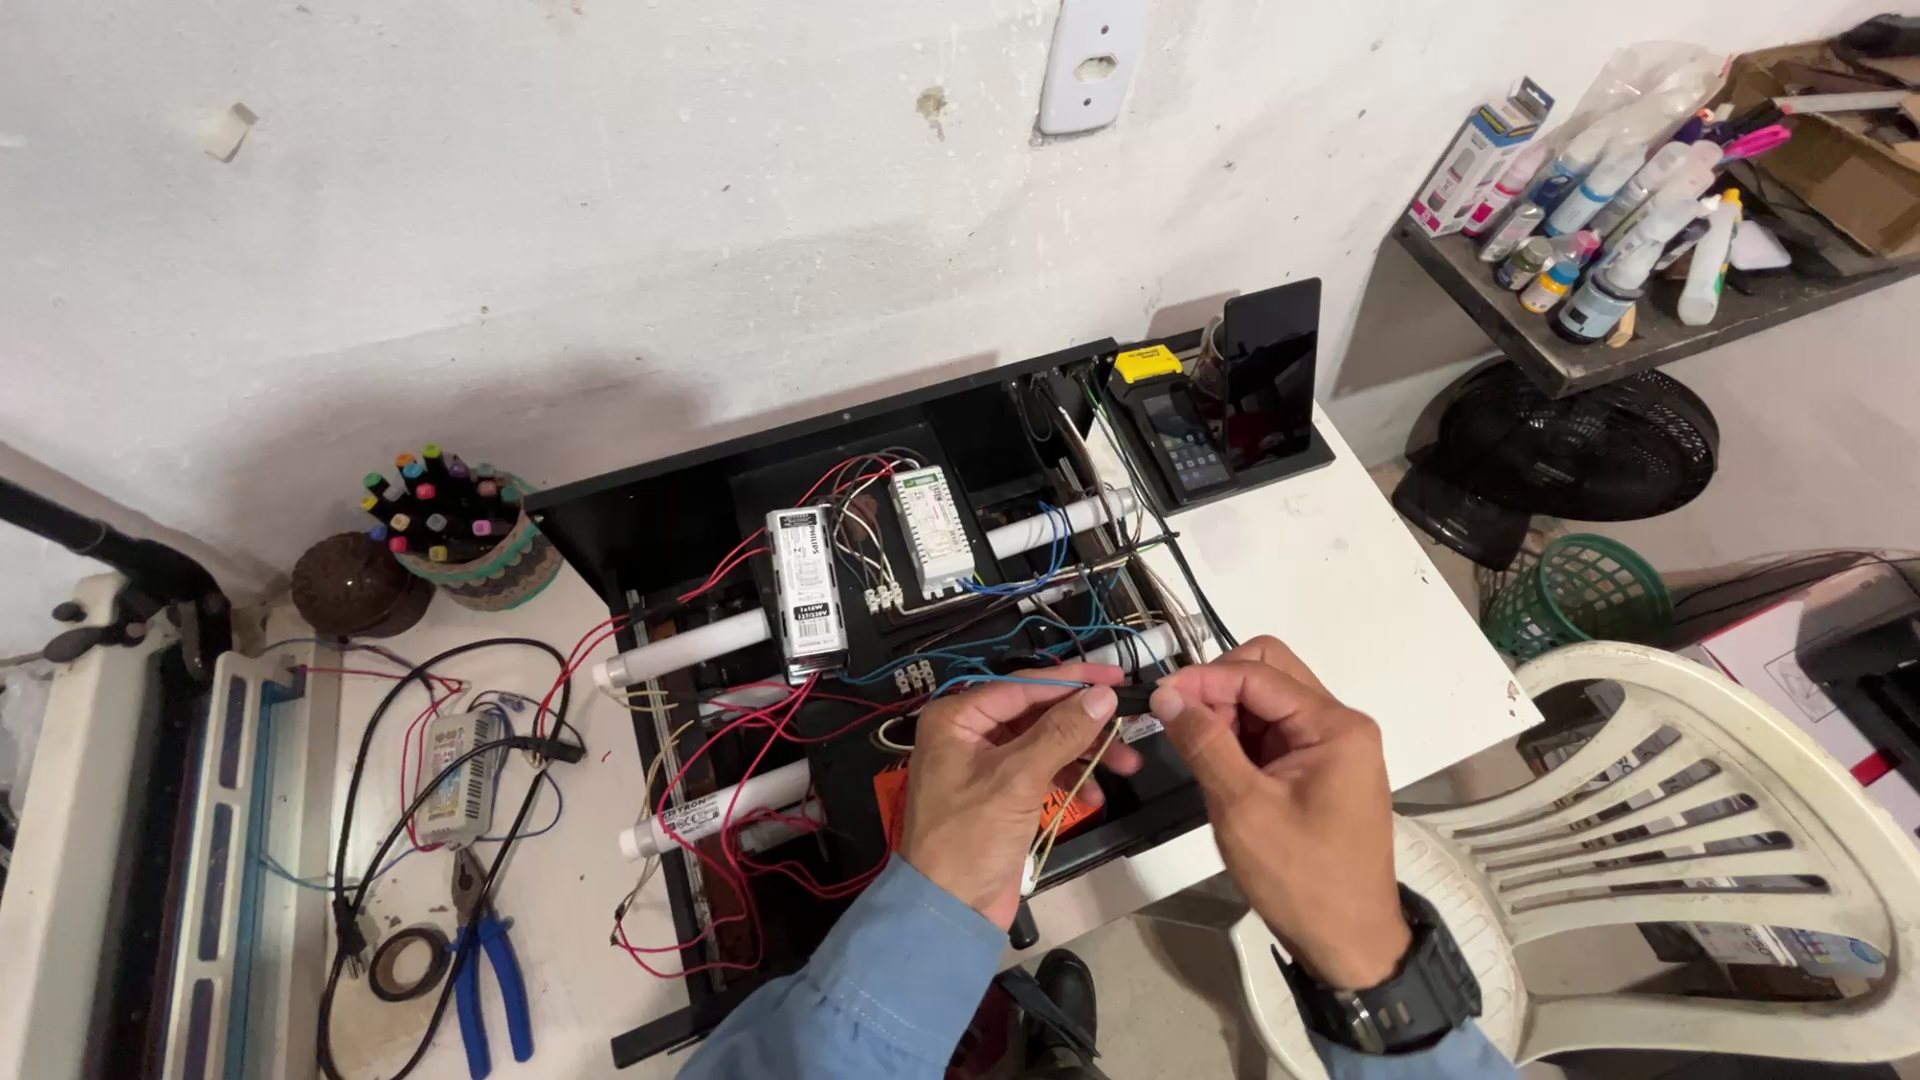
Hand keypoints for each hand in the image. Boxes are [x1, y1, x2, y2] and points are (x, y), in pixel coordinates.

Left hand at [899, 664, 1142, 929]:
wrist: (948, 911)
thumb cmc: (970, 837)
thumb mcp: (1017, 780)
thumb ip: (1061, 733)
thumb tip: (1102, 696)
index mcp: (957, 717)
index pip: (1022, 685)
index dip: (1071, 679)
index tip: (1114, 675)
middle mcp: (968, 732)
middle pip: (1036, 712)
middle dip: (1083, 721)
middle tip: (1129, 719)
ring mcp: (986, 763)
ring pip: (1044, 742)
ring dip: (1083, 752)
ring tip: (1127, 763)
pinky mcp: (1002, 792)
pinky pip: (1041, 771)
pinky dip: (1069, 780)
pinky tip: (1094, 796)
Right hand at [1150, 637, 1409, 988]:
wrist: (1350, 945)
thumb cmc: (1301, 878)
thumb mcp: (1243, 807)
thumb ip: (1204, 742)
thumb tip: (1166, 694)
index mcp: (1334, 726)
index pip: (1257, 674)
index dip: (1203, 678)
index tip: (1158, 698)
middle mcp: (1337, 723)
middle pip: (1267, 669)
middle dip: (1217, 685)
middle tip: (1183, 720)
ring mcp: (1329, 743)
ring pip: (1265, 695)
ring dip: (1225, 708)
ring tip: (1196, 747)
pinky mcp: (1315, 763)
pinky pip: (1269, 726)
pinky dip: (1237, 732)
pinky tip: (1215, 759)